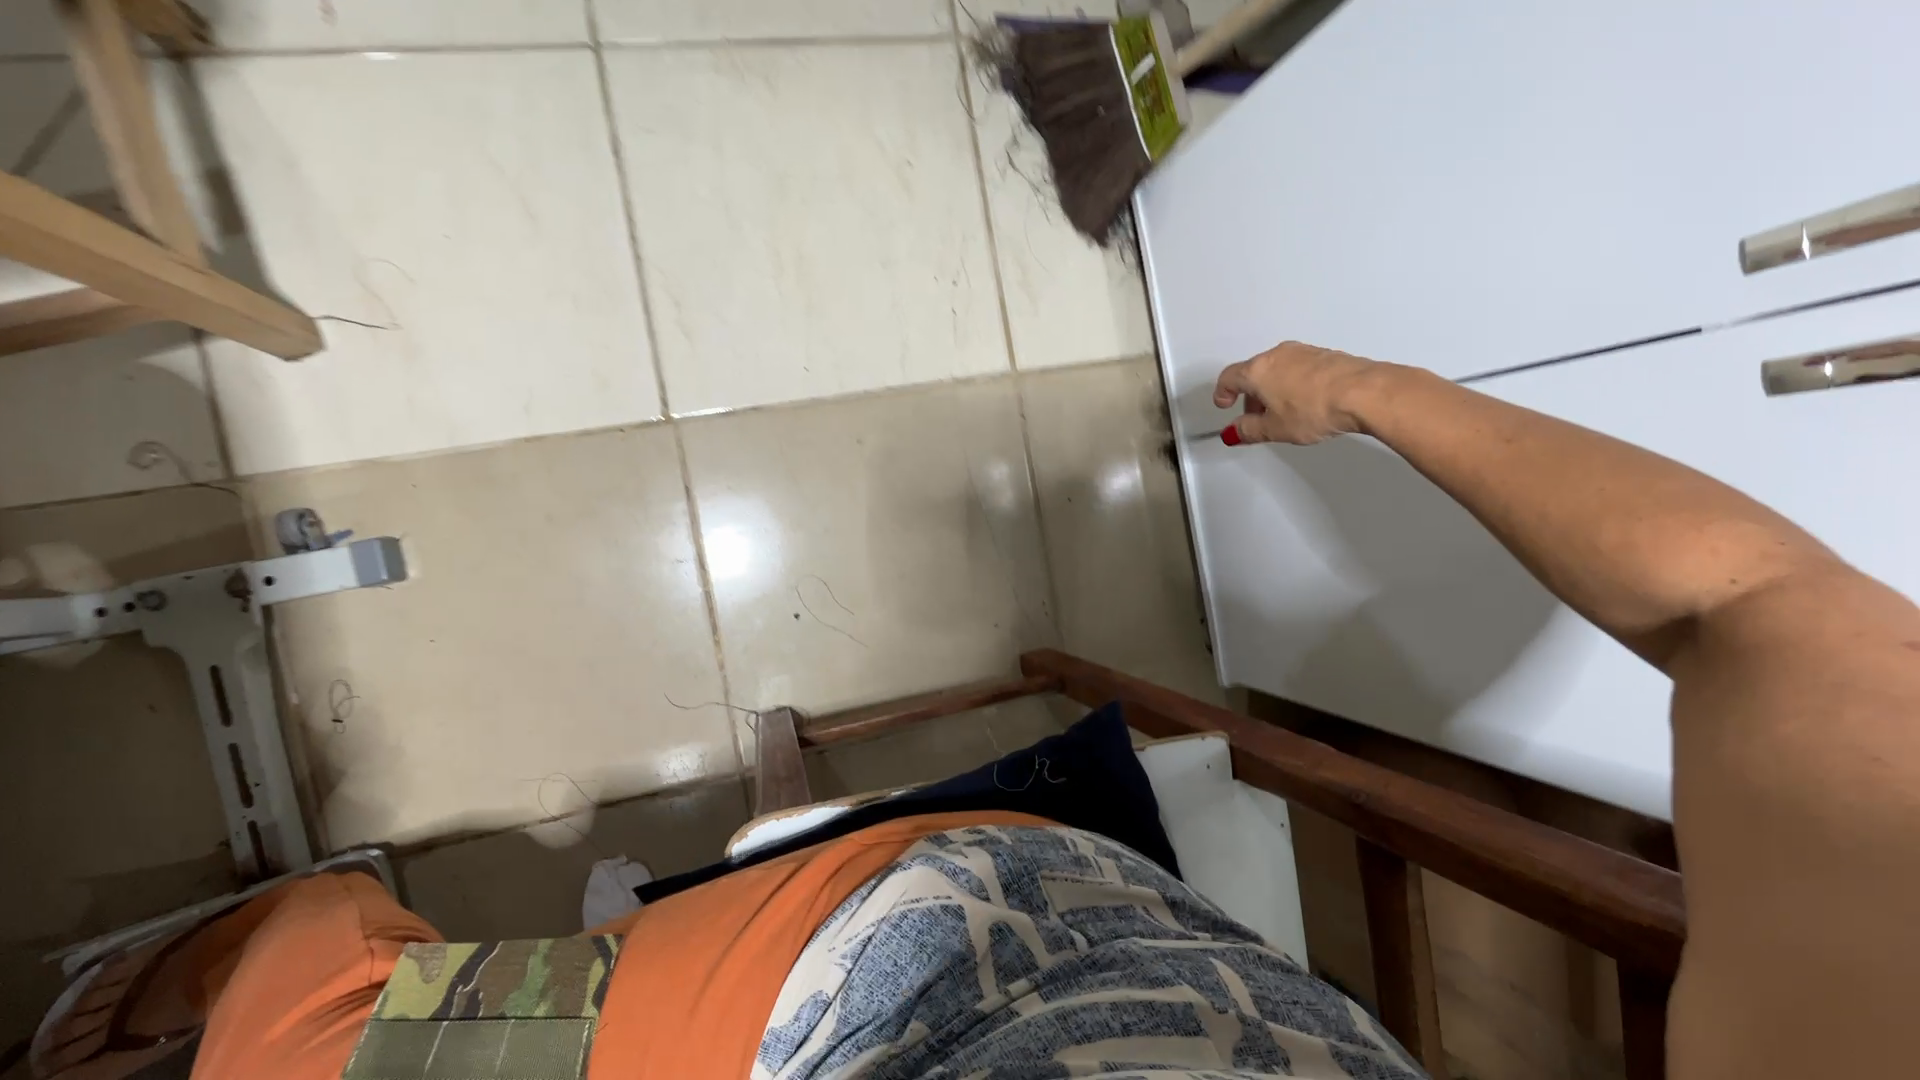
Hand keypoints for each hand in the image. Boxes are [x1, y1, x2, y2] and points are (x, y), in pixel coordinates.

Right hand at [1212, 341, 1382, 444]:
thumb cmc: (1315, 408)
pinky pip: (1299, 369)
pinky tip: (1305, 403)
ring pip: (1277, 370)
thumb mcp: (1275, 429)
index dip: (1223, 393)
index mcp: (1258, 370)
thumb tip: (1234, 431)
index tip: (1224, 404)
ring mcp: (1304, 352)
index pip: (1229, 377)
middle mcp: (1278, 355)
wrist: (1364, 393)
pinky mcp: (1326, 356)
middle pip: (1253, 373)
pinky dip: (1294, 384)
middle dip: (1251, 396)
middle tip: (1255, 418)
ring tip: (1283, 413)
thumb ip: (1249, 430)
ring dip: (1273, 389)